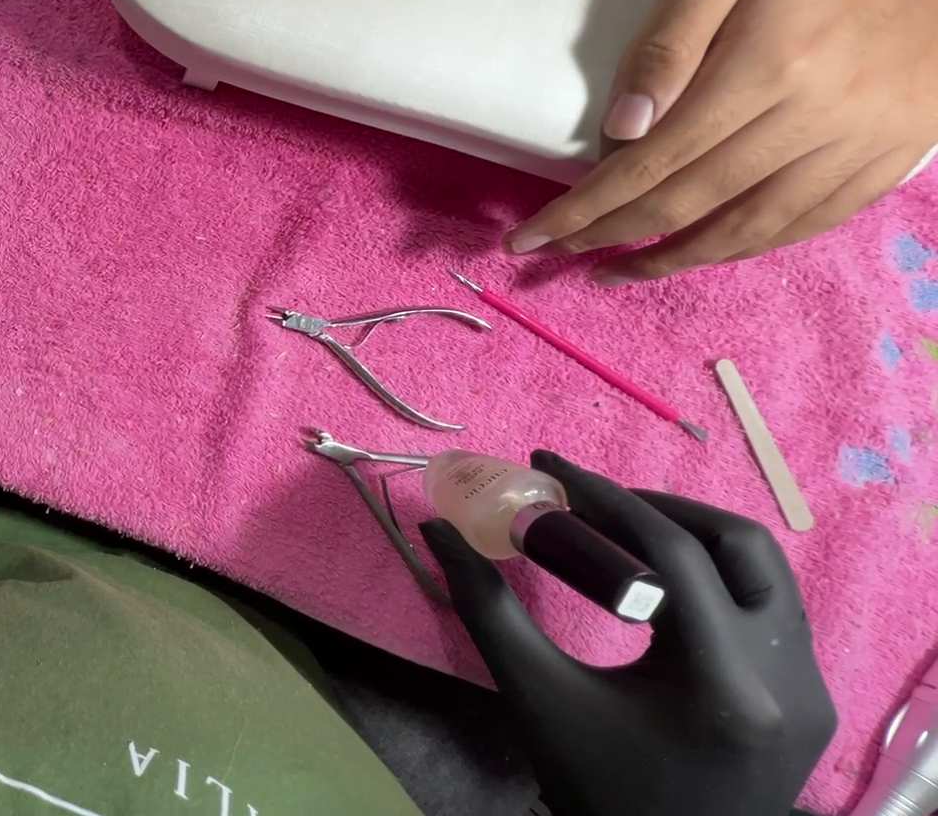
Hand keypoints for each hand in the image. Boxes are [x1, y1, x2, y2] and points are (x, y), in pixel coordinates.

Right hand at [421, 452, 835, 815]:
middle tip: (586, 498)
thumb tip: (438, 530)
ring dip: (690, 532)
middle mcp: (788, 677)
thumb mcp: (533, 692)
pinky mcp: (808, 698)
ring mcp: (811, 690)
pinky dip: (712, 570)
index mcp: (723, 680)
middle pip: (739, 546)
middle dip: (654, 504)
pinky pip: (770, 604)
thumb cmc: (595, 783)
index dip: (603, 495)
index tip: (548, 466)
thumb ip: (484, 604)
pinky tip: (656, 577)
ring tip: (619, 527)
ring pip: (766, 571)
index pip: (672, 552)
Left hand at [503, 0, 937, 284]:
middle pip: (691, 203)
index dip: (582, 210)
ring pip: (757, 227)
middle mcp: (829, 113)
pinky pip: (820, 216)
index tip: (528, 238)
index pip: (648, 166)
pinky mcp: (906, 141)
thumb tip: (621, 128)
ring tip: (614, 271)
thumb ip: (663, 48)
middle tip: (554, 255)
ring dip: (676, 260)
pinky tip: (702, 252)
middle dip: (609, 236)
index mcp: (771, 69)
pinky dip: (752, 244)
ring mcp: (876, 132)